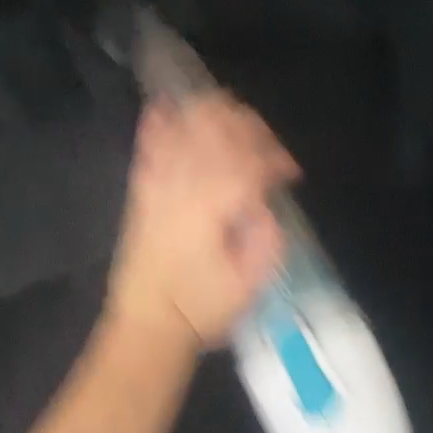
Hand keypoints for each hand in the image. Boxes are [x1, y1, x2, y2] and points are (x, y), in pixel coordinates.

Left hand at [107, 94, 299, 348]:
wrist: (148, 325)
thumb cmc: (202, 309)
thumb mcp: (251, 282)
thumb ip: (267, 235)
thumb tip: (264, 203)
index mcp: (215, 204)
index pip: (251, 159)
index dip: (276, 158)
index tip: (292, 174)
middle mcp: (185, 182)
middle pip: (219, 128)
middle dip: (250, 128)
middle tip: (268, 149)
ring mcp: (158, 183)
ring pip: (185, 127)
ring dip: (212, 116)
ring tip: (233, 126)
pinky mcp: (141, 191)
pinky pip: (148, 145)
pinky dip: (160, 122)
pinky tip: (167, 106)